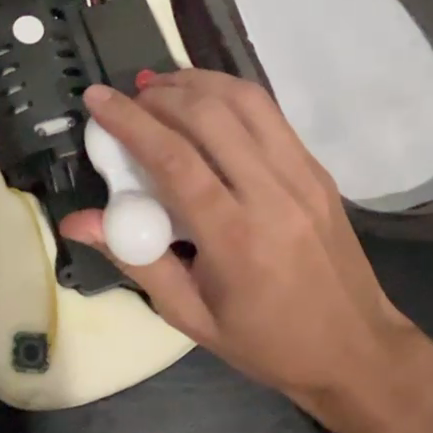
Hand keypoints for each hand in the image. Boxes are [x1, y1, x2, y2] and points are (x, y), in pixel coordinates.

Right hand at [59, 69, 429, 419]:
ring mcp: (302, 176)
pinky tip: (203, 101)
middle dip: (160, 94)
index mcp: (236, 239)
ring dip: (195, 82)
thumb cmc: (264, 342)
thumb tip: (76, 221)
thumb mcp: (189, 316)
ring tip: (160, 87)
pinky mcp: (316, 168)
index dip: (131, 121)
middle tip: (127, 96)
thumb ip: (134, 259)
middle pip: (210, 115)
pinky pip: (268, 113)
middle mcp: (273, 196)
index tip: (96, 98)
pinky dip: (228, 93)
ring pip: (245, 100)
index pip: (176, 160)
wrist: (356, 351)